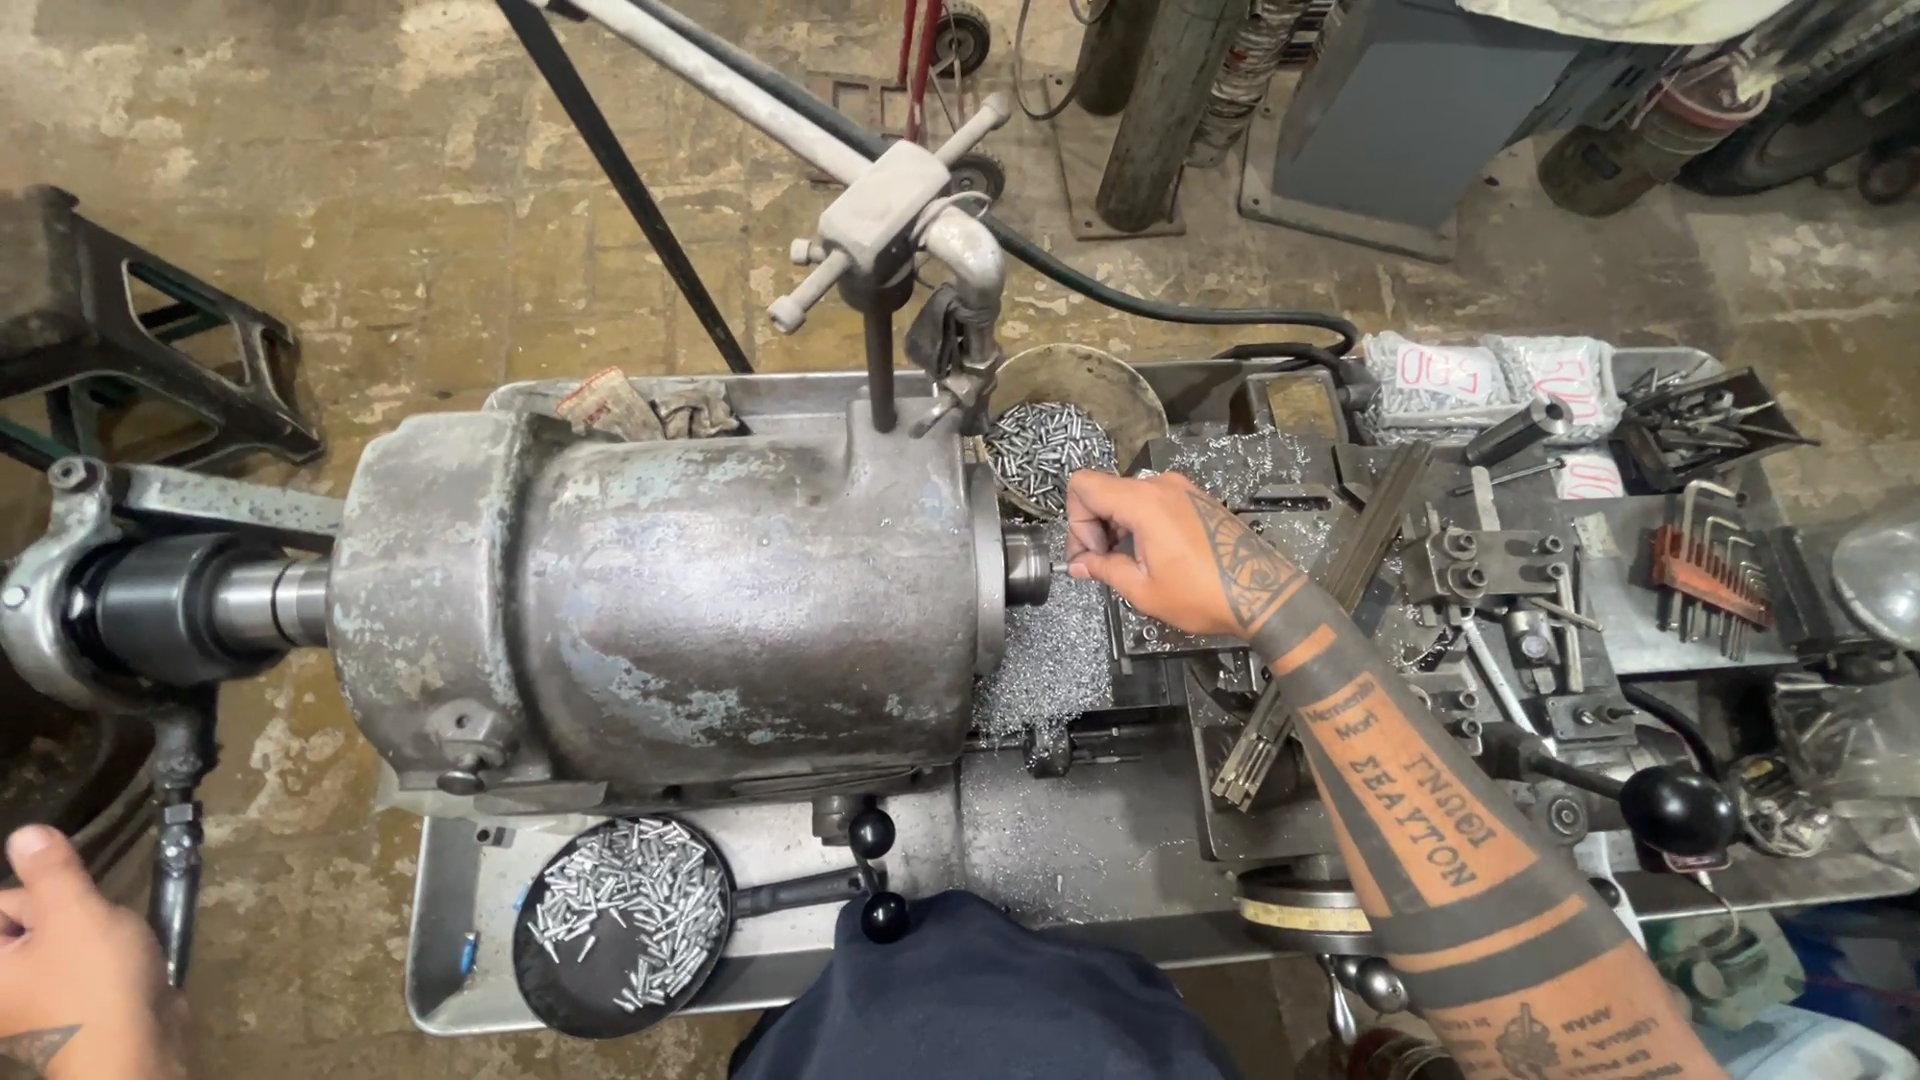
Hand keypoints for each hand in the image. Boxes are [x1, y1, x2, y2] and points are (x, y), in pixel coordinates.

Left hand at [0, 827, 184, 1079]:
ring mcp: (22, 998)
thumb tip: (25, 833)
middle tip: (94, 916)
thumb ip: (52, 873)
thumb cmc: (93, 978)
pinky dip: (92, 953)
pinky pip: (66, 964)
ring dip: (84, 928)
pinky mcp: (57, 1006)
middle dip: (62, 908)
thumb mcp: (77, 915)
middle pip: (16, 923)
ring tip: (113, 935)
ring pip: (48, 942)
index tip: (67, 893)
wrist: (130, 1041)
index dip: (33, 890)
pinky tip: (119, 955)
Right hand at [1064, 470, 1299, 640]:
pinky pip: (1152, 502)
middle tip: (1101, 564)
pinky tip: (1150, 555)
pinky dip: (1139, 524)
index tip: (1089, 554)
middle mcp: (1161, 486)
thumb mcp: (1143, 590)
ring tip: (1127, 563)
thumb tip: (1079, 565)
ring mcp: (1181, 490)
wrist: (1264, 593)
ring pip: (1127, 496)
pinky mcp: (1196, 499)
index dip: (1076, 521)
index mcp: (1143, 502)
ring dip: (1116, 527)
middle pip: (1104, 491)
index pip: (1084, 485)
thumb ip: (1104, 569)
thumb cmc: (1204, 594)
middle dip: (1093, 527)